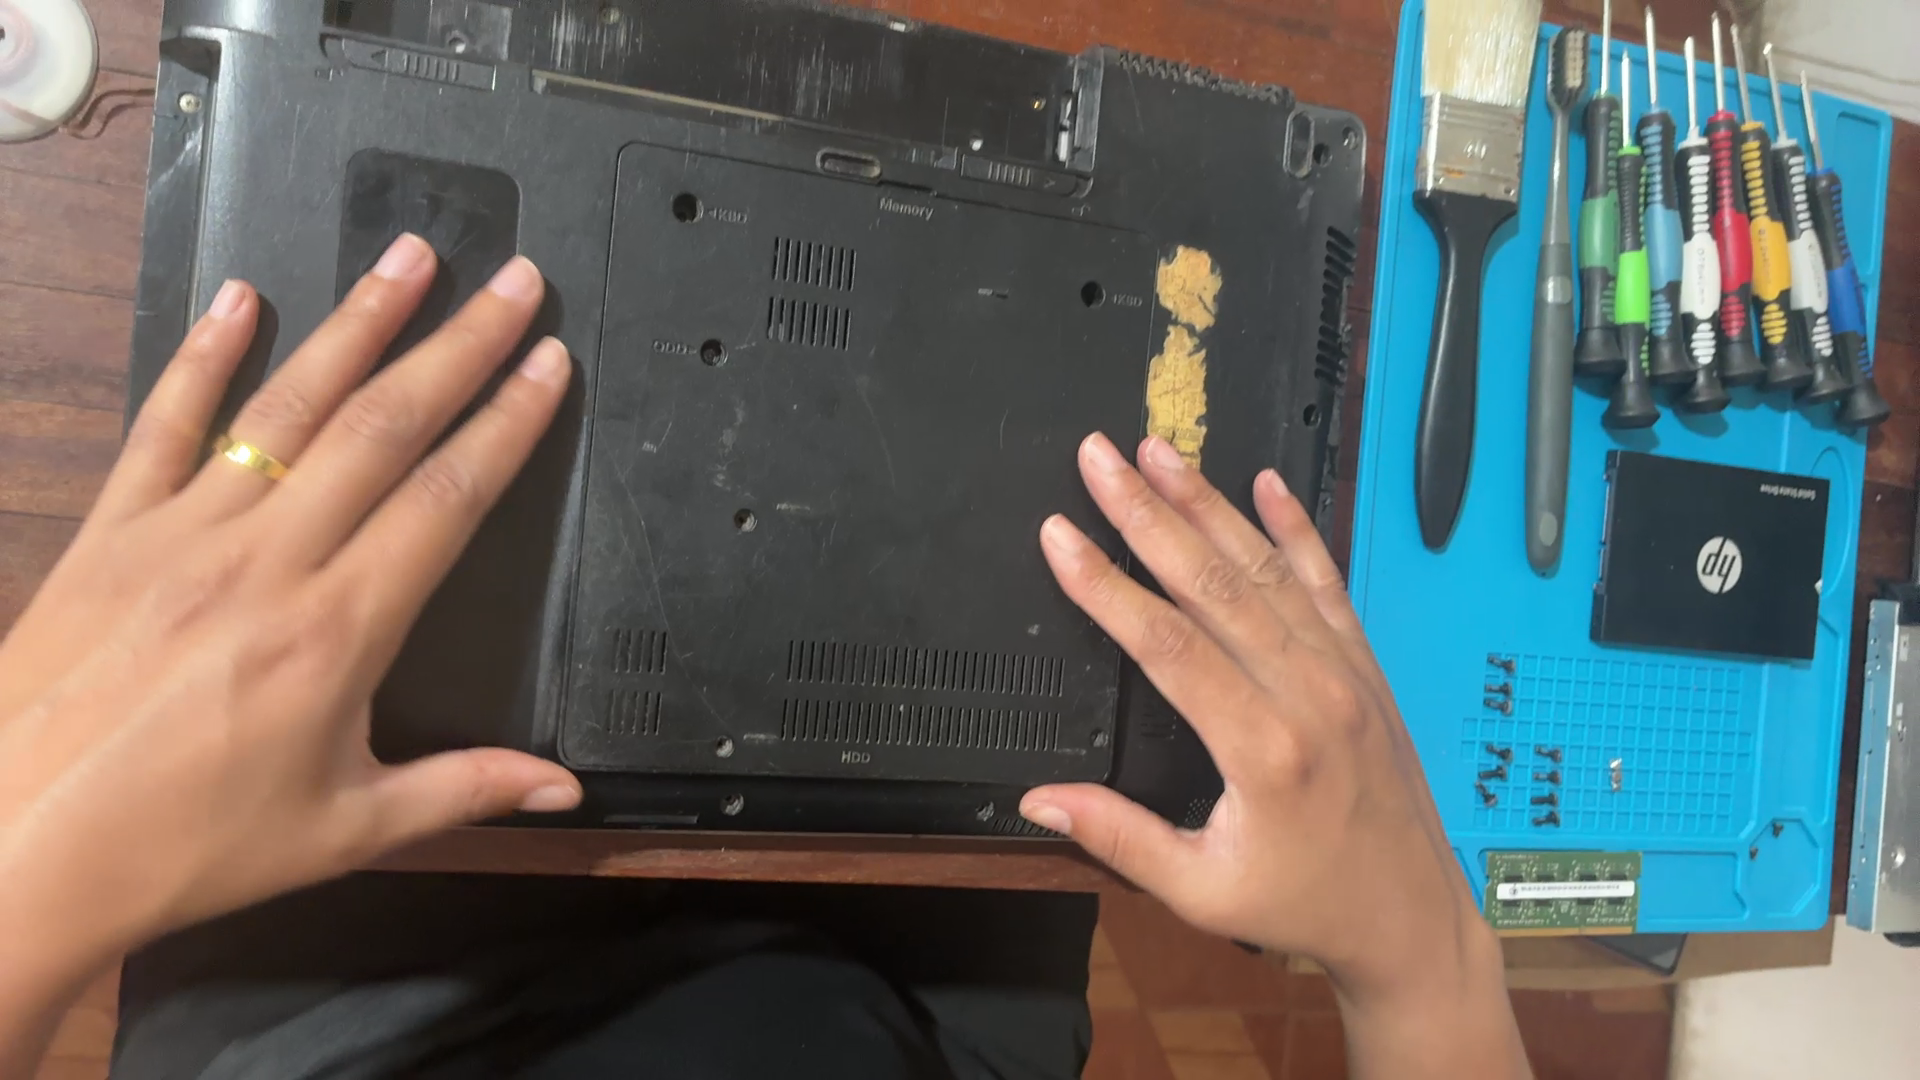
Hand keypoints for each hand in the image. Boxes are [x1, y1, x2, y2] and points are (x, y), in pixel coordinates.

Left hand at [0, 237, 581, 995]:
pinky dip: (206, 358)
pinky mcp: (110, 534)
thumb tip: (571, 790)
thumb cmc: (187, 847)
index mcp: (338, 627)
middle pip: (385, 426)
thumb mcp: (349, 826)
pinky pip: (168, 427)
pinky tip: (240, 299)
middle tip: (516, 285)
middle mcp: (268, 560)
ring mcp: (181, 536)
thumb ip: (469, 787)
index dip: (508, 423)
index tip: (549, 364)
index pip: (448, 495)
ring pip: (290, 405)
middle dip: (462, 346)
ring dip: (360, 324)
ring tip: (410, 257)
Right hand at [1021, 434, 1525, 1075]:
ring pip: (1264, 568)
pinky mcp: (1363, 662)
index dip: (1105, 584)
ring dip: (1207, 503)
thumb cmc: (1301, 906)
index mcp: (1261, 746)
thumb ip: (1118, 836)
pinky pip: (1327, 581)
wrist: (1413, 920)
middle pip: (1212, 582)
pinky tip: (1266, 483)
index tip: (1059, 533)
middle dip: (1146, 512)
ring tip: (1158, 451)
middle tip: (1099, 457)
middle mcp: (1306, 690)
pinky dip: (1295, 529)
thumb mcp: (1200, 891)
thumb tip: (1036, 799)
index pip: (1165, 644)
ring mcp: (1342, 668)